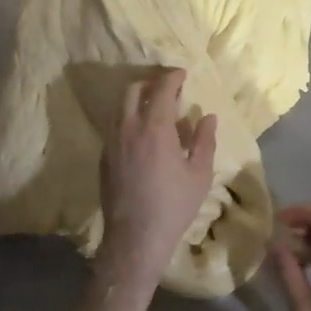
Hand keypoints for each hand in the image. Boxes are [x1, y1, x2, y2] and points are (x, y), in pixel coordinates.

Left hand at [96, 68, 217, 284]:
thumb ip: (204, 141)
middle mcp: (128, 128)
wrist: (135, 237)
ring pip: (120, 108)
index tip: (182, 73)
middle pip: (133, 91)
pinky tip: (141, 136)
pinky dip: (128, 120)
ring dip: (137, 101)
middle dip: (151, 83)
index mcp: (155, 128)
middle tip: (168, 88)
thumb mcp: (199, 174)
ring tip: (155, 110)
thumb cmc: (174, 206)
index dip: (172, 77)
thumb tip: (207, 116)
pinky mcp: (103, 158)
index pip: (162, 89)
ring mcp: (111, 143)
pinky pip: (114, 128)